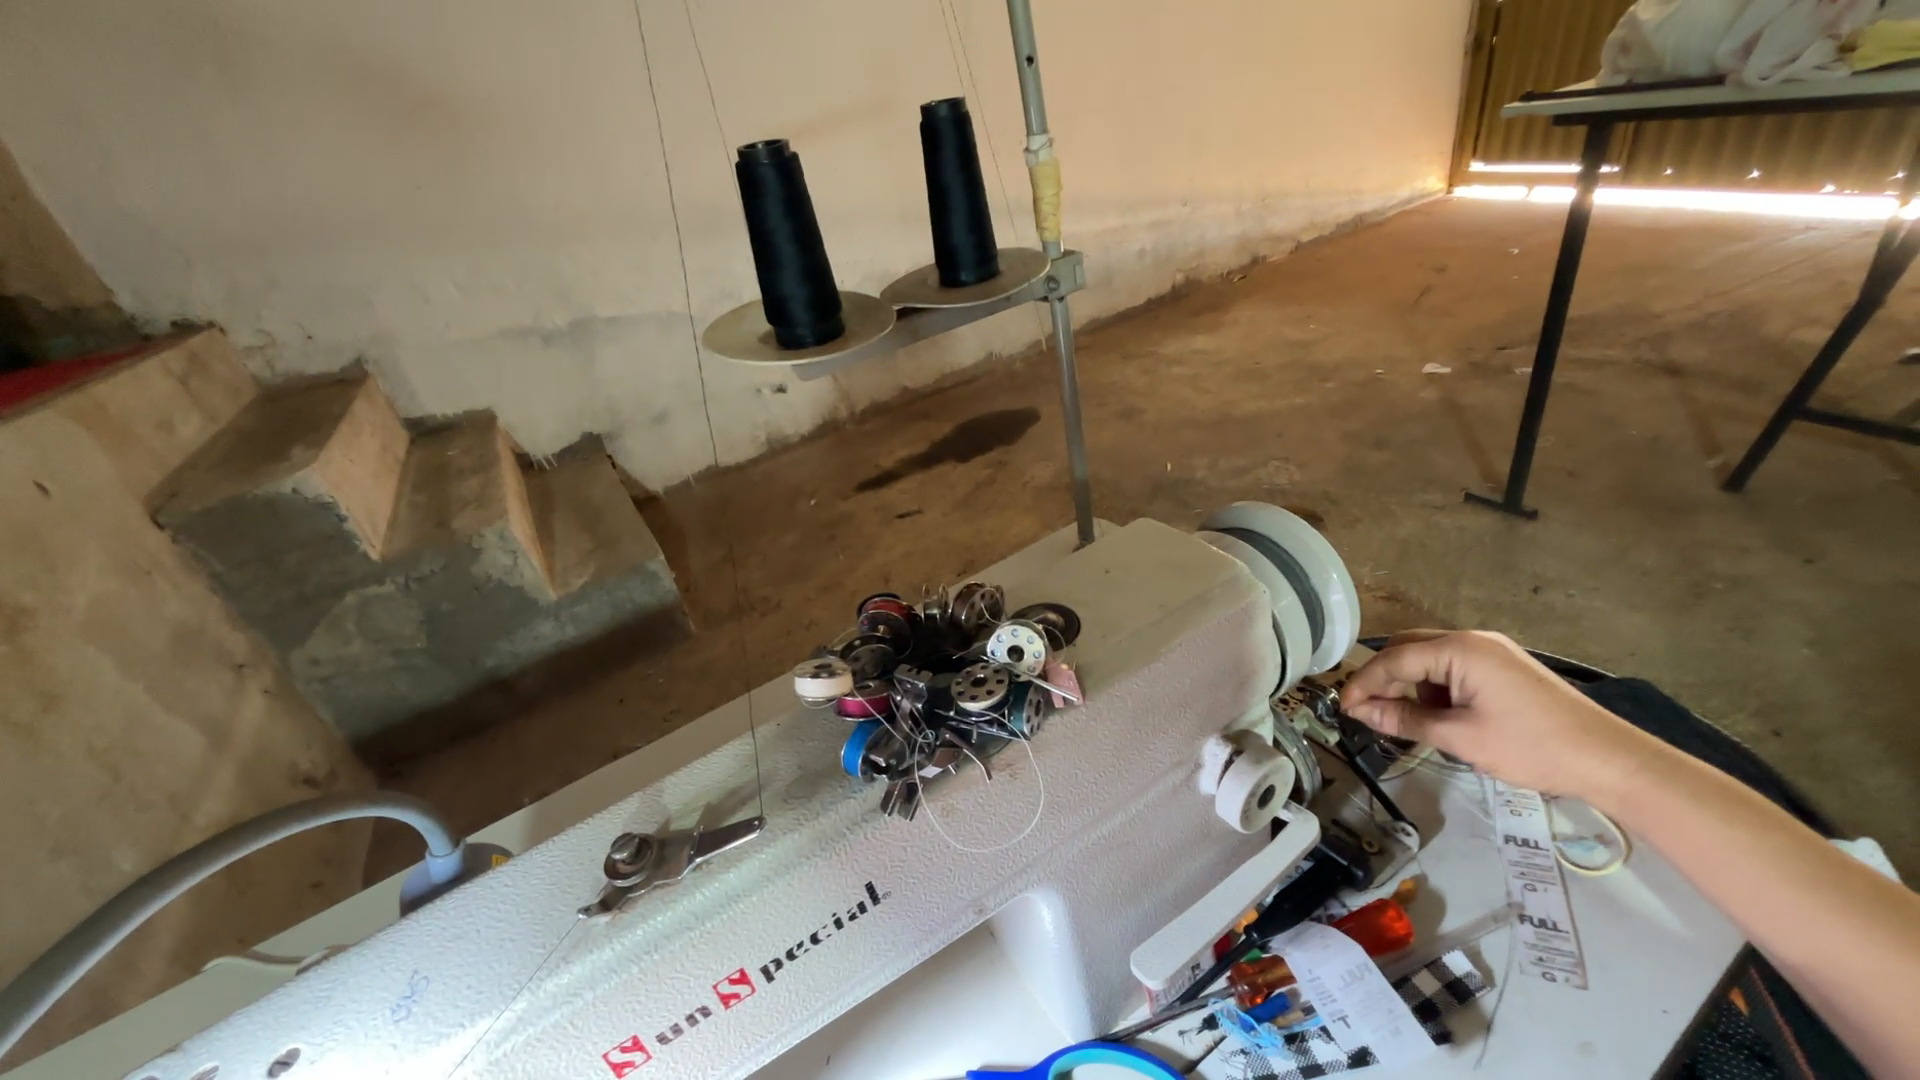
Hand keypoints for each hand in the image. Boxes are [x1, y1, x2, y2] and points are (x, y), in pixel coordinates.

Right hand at [1339, 630, 1660, 800]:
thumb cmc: (1532, 747)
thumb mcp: (1460, 737)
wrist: (1610, 759)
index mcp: (1461, 649)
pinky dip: (1434, 687)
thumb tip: (1363, 713)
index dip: (1364, 683)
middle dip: (1383, 678)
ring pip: (1430, 658)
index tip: (1344, 708)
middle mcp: (1473, 640)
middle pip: (1409, 649)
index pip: (1394, 659)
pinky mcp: (1504, 668)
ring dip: (1409, 684)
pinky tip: (1434, 715)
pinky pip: (1453, 668)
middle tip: (1366, 710)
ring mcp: (1492, 652)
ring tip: (1399, 718)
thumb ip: (1406, 720)